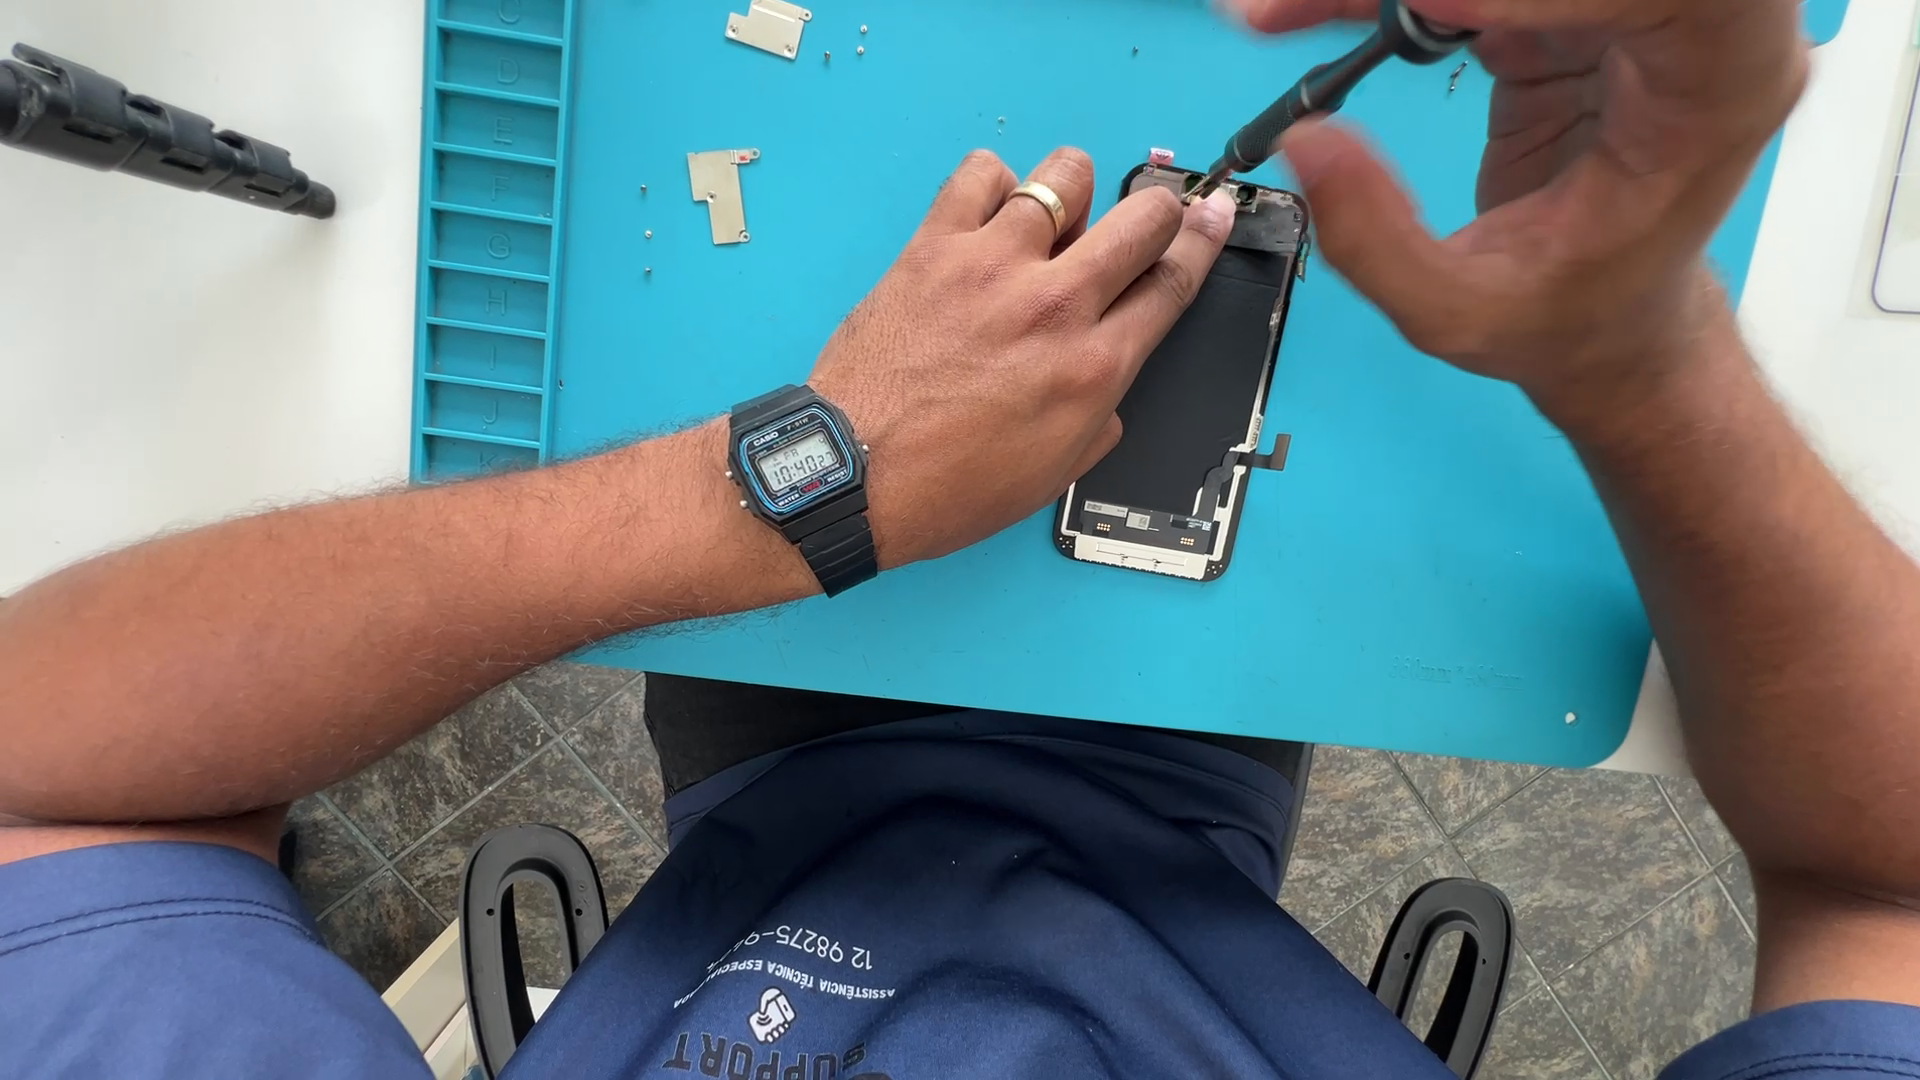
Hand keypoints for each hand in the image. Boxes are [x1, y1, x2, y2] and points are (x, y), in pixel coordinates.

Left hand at [809, 148, 1235, 566]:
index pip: (1173, 282)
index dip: (1203, 241)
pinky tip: (987, 220)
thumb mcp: (1049, 477)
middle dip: (1156, 213)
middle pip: (1142, 218)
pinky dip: (994, 186)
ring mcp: (994, 268)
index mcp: (1093, 368)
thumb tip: (1107, 388)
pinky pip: (981, 173)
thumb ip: (1096, 421)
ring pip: (1067, 175)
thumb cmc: (949, 490)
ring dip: (1073, 196)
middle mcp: (1055, 306)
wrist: (855, 478)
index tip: (1211, 215)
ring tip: (1047, 231)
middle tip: (1140, 226)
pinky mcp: (935, 248)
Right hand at [1231, 0, 1807, 414]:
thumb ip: (1374, 238)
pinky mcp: (1566, 16)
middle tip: (1287, 5)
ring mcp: (1628, 10)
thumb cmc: (1549, 325)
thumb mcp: (1447, 311)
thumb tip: (1301, 137)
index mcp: (1715, 92)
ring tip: (1281, 10)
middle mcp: (1696, 20)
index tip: (1415, 2)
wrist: (1601, 320)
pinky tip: (1317, 12)